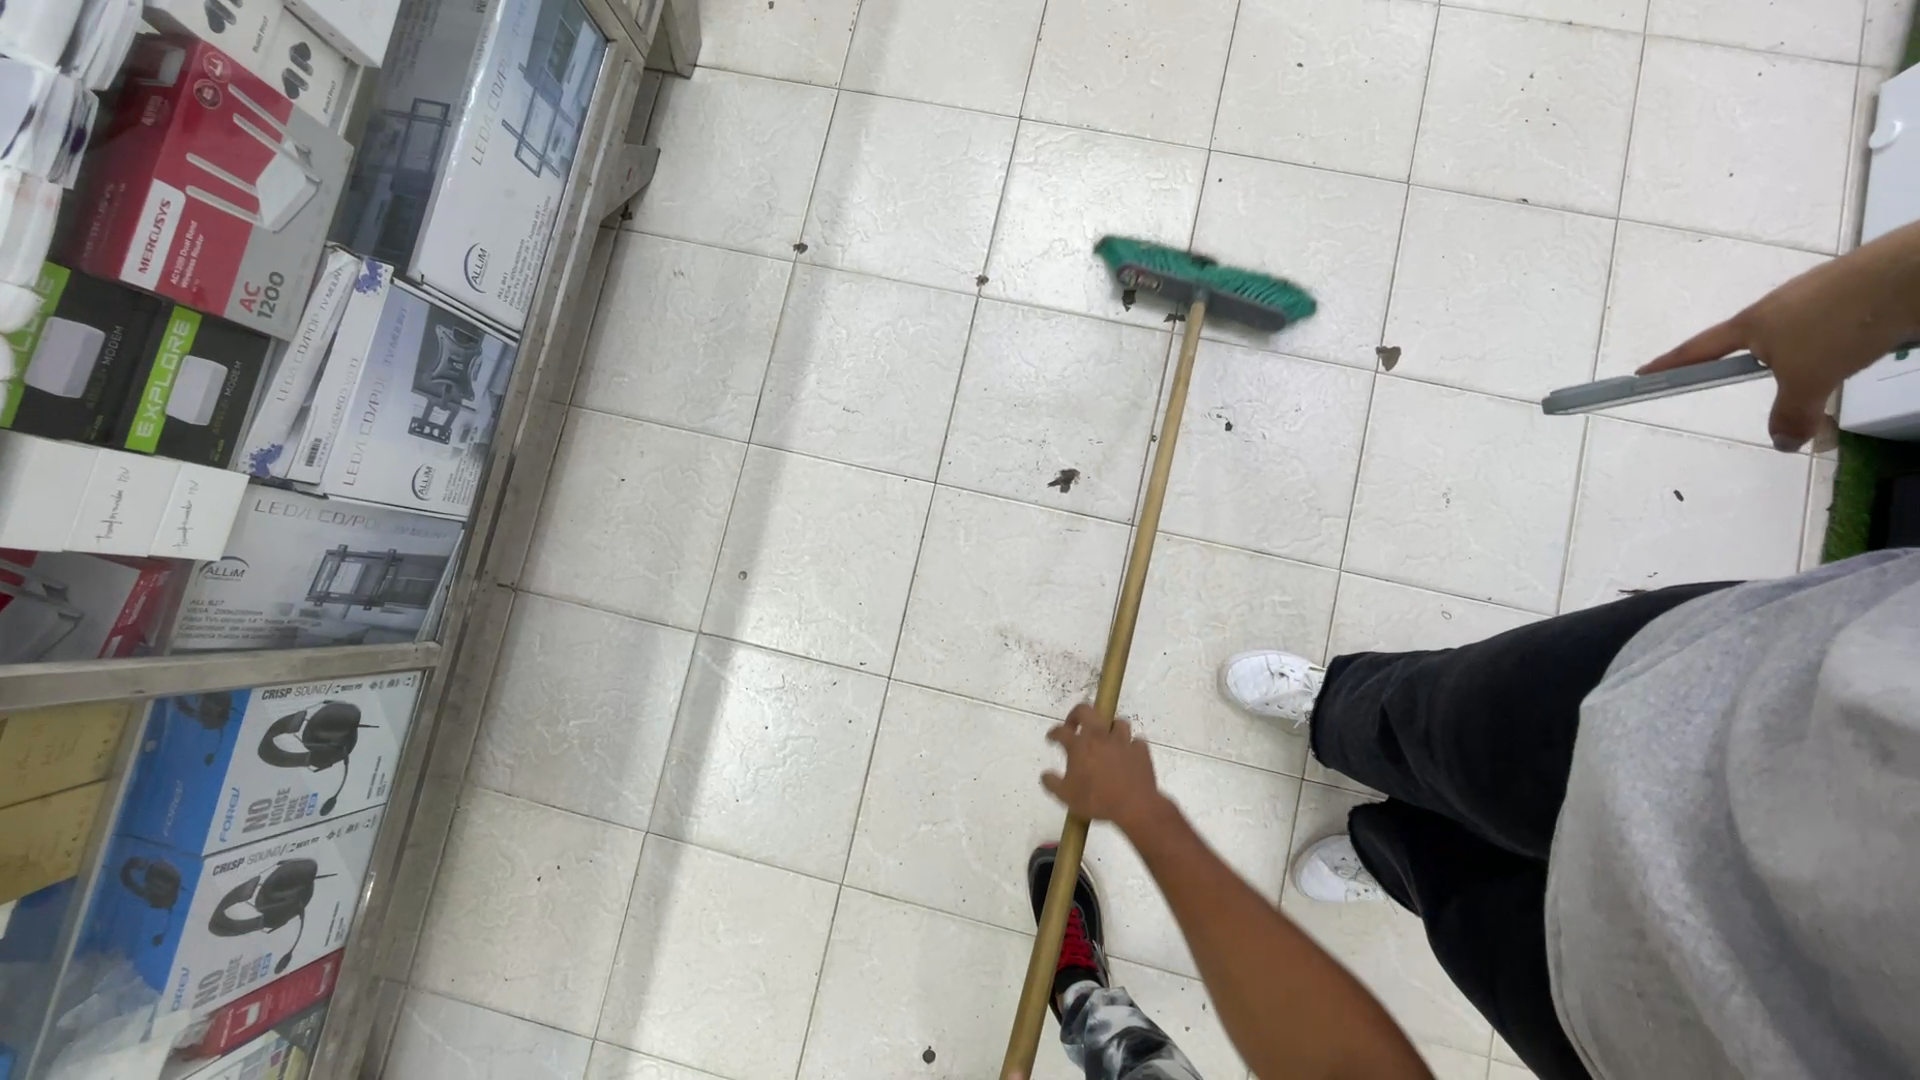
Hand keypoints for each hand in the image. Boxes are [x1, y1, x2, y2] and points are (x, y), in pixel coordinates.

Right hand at [1042, 705, 1172, 833]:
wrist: (1133, 806)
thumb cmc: (1096, 800)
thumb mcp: (1066, 796)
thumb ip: (1052, 784)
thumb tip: (1045, 775)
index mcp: (1079, 745)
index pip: (1061, 731)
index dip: (1054, 733)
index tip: (1051, 738)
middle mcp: (1099, 737)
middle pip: (1087, 711)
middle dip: (1077, 714)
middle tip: (1075, 726)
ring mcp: (1122, 741)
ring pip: (1117, 723)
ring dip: (1110, 729)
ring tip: (1107, 740)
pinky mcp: (1140, 750)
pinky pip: (1136, 742)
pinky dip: (1131, 747)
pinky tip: (1128, 756)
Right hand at [1638, 220, 1919, 450]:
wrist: (1912, 272)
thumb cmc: (1841, 324)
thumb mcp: (1811, 379)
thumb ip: (1792, 413)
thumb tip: (1782, 445)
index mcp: (1750, 325)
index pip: (1696, 351)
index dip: (1668, 364)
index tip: (1643, 373)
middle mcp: (1776, 306)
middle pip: (1752, 337)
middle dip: (1757, 357)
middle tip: (1773, 375)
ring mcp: (1817, 292)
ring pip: (1799, 327)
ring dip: (1810, 346)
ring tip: (1840, 362)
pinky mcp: (1856, 287)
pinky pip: (1838, 318)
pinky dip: (1846, 334)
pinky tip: (1868, 341)